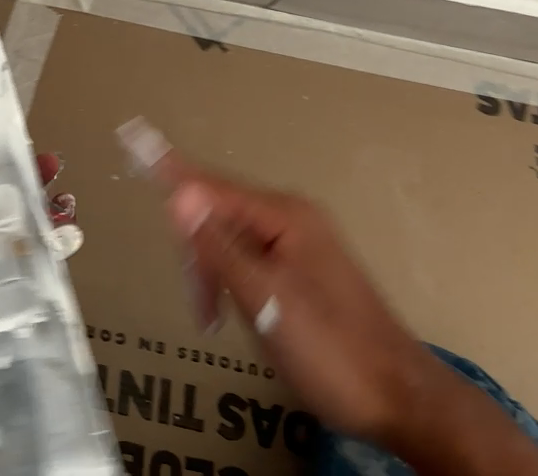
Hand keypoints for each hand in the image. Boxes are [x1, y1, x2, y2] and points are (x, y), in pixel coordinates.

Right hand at [155, 155, 537, 475]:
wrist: (406, 402)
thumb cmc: (333, 351)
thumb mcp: (264, 299)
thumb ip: (218, 246)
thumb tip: (178, 194)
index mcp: (283, 216)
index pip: (209, 185)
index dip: (167, 166)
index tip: (131, 134)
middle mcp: (291, 218)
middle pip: (217, 214)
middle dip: (197, 254)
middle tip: (201, 308)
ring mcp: (300, 243)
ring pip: (231, 240)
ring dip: (212, 275)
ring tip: (214, 320)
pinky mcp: (304, 269)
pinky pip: (249, 258)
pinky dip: (231, 281)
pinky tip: (232, 311)